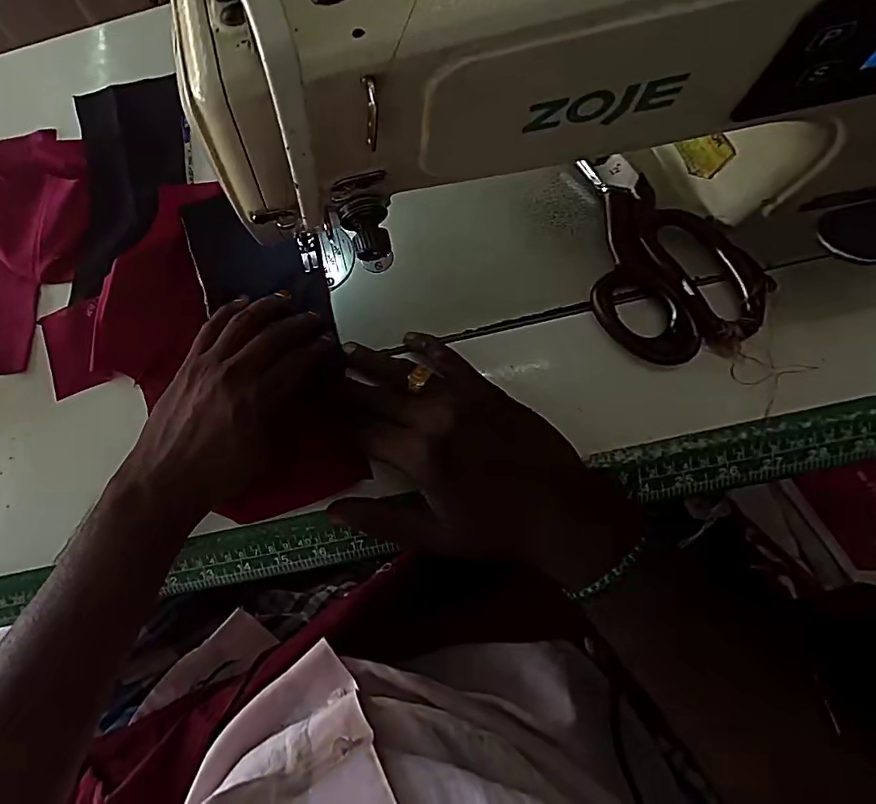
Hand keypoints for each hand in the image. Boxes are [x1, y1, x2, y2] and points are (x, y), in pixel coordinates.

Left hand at [112, 293, 334, 525]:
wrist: (165, 477)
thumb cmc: (215, 475)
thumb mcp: (262, 453)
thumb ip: (280, 418)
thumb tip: (294, 394)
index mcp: (255, 398)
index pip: (295, 363)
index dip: (315, 350)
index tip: (326, 343)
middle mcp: (233, 374)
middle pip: (272, 337)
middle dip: (298, 324)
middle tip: (313, 319)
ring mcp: (207, 364)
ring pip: (241, 323)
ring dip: (266, 307)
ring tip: (282, 299)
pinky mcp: (189, 363)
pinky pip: (210, 328)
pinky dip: (227, 311)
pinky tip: (241, 303)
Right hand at [328, 333, 644, 589]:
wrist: (564, 512)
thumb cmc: (495, 530)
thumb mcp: (434, 537)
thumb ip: (380, 522)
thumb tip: (331, 512)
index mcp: (417, 456)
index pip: (360, 430)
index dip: (332, 418)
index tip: (311, 407)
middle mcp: (432, 419)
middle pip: (375, 395)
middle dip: (343, 384)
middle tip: (318, 371)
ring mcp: (460, 399)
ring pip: (405, 372)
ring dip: (373, 360)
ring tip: (347, 348)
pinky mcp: (485, 390)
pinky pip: (450, 360)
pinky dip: (428, 346)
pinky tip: (408, 337)